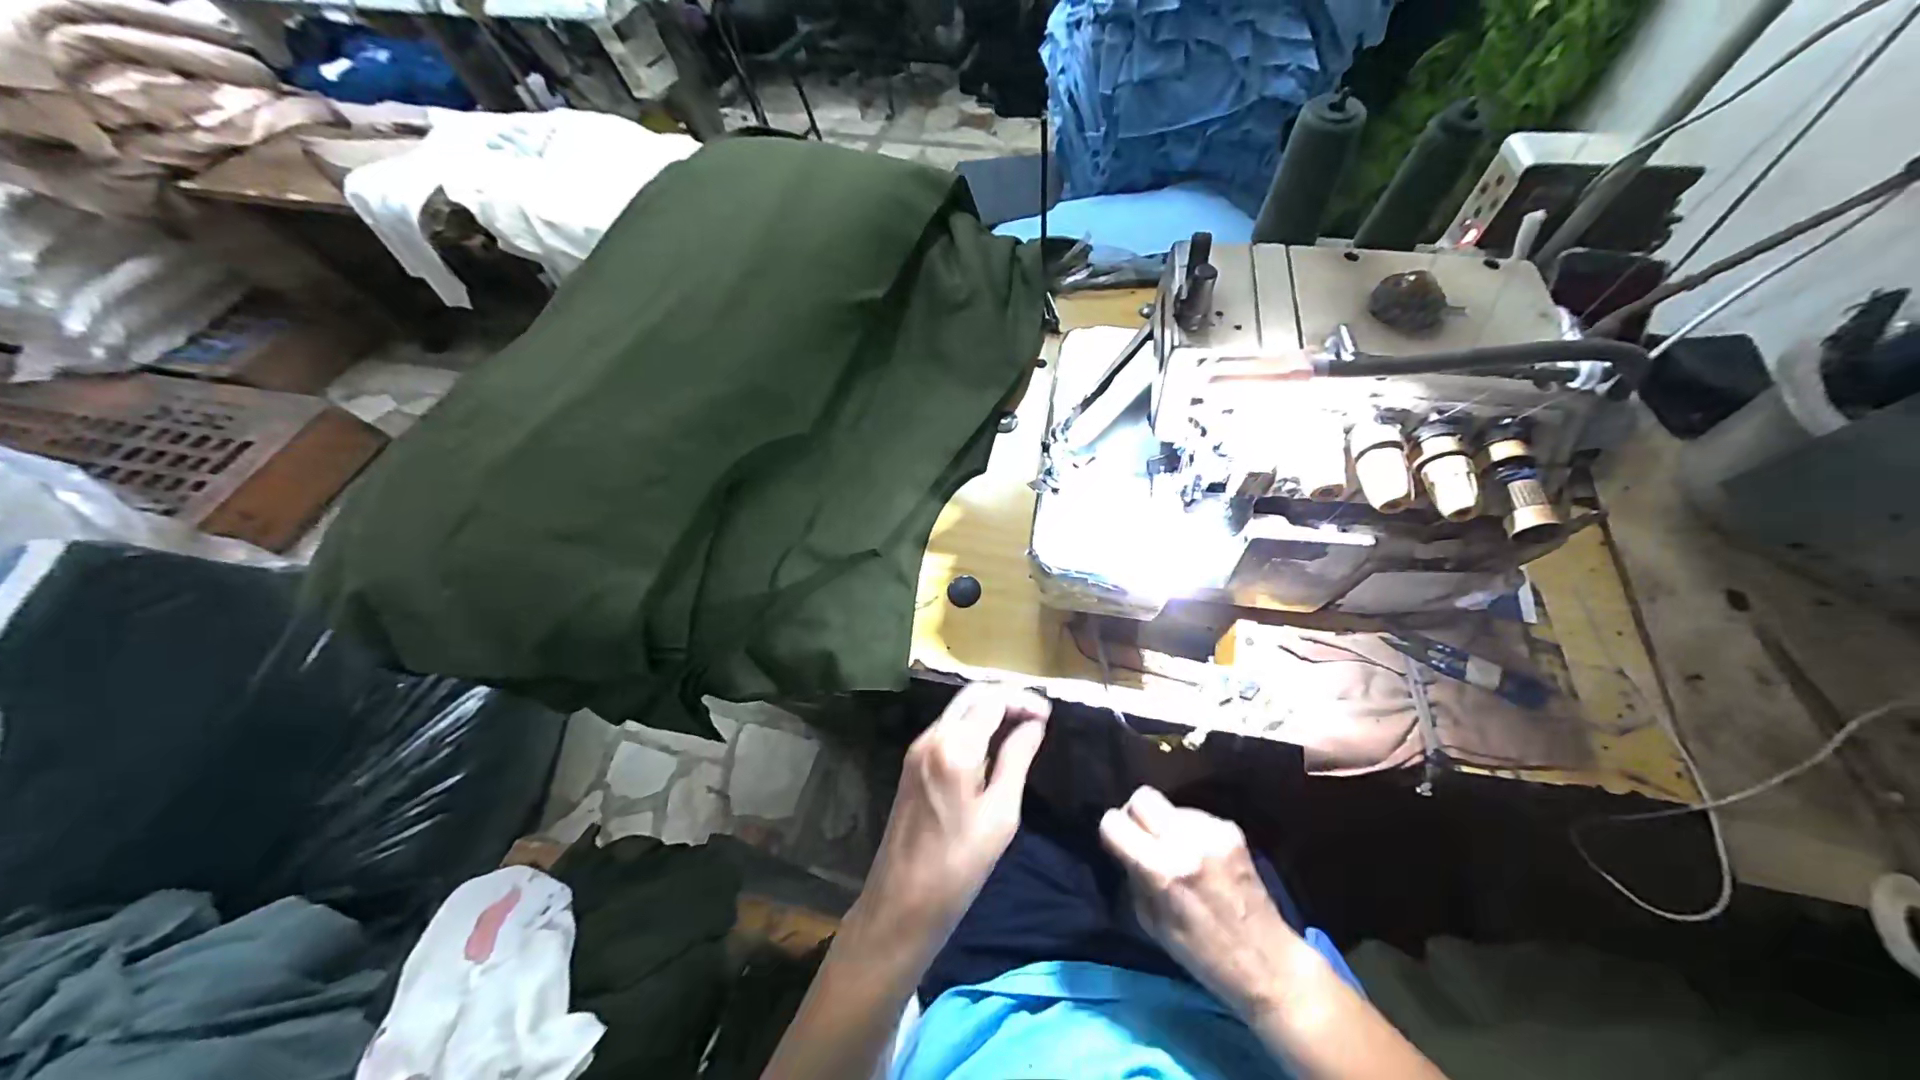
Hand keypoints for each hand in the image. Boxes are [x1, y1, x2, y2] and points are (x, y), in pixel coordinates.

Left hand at [854, 683, 1049, 954]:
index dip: (1023, 699)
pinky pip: (948, 729)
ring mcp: (917, 750)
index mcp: (953, 747)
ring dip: (990, 709)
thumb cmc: (958, 867)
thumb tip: (1035, 724)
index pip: (992, 699)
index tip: (1050, 714)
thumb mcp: (1000, 815)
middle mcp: (931, 737)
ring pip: (958, 710)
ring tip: (1024, 726)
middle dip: (1006, 697)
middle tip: (1039, 715)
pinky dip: (973, 726)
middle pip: (972, 696)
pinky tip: (994, 744)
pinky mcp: (912, 764)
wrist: (900, 902)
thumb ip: (1016, 760)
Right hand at [1099, 786, 1300, 1017]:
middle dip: (1136, 816)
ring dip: (1166, 825)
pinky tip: (1201, 857)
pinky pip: (1194, 817)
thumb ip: (1134, 876)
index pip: (1113, 823)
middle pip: (1142, 797)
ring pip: (1170, 807)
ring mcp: (1213, 832)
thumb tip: (1125, 847)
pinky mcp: (1232, 830)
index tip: (1119, 846)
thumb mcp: (1151, 922)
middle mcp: (1186, 841)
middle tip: (1143, 841)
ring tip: (1179, 854)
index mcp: (1161, 870)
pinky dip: (1190, 832)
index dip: (1112, 833)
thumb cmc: (1202, 954)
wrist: (1266, 962)